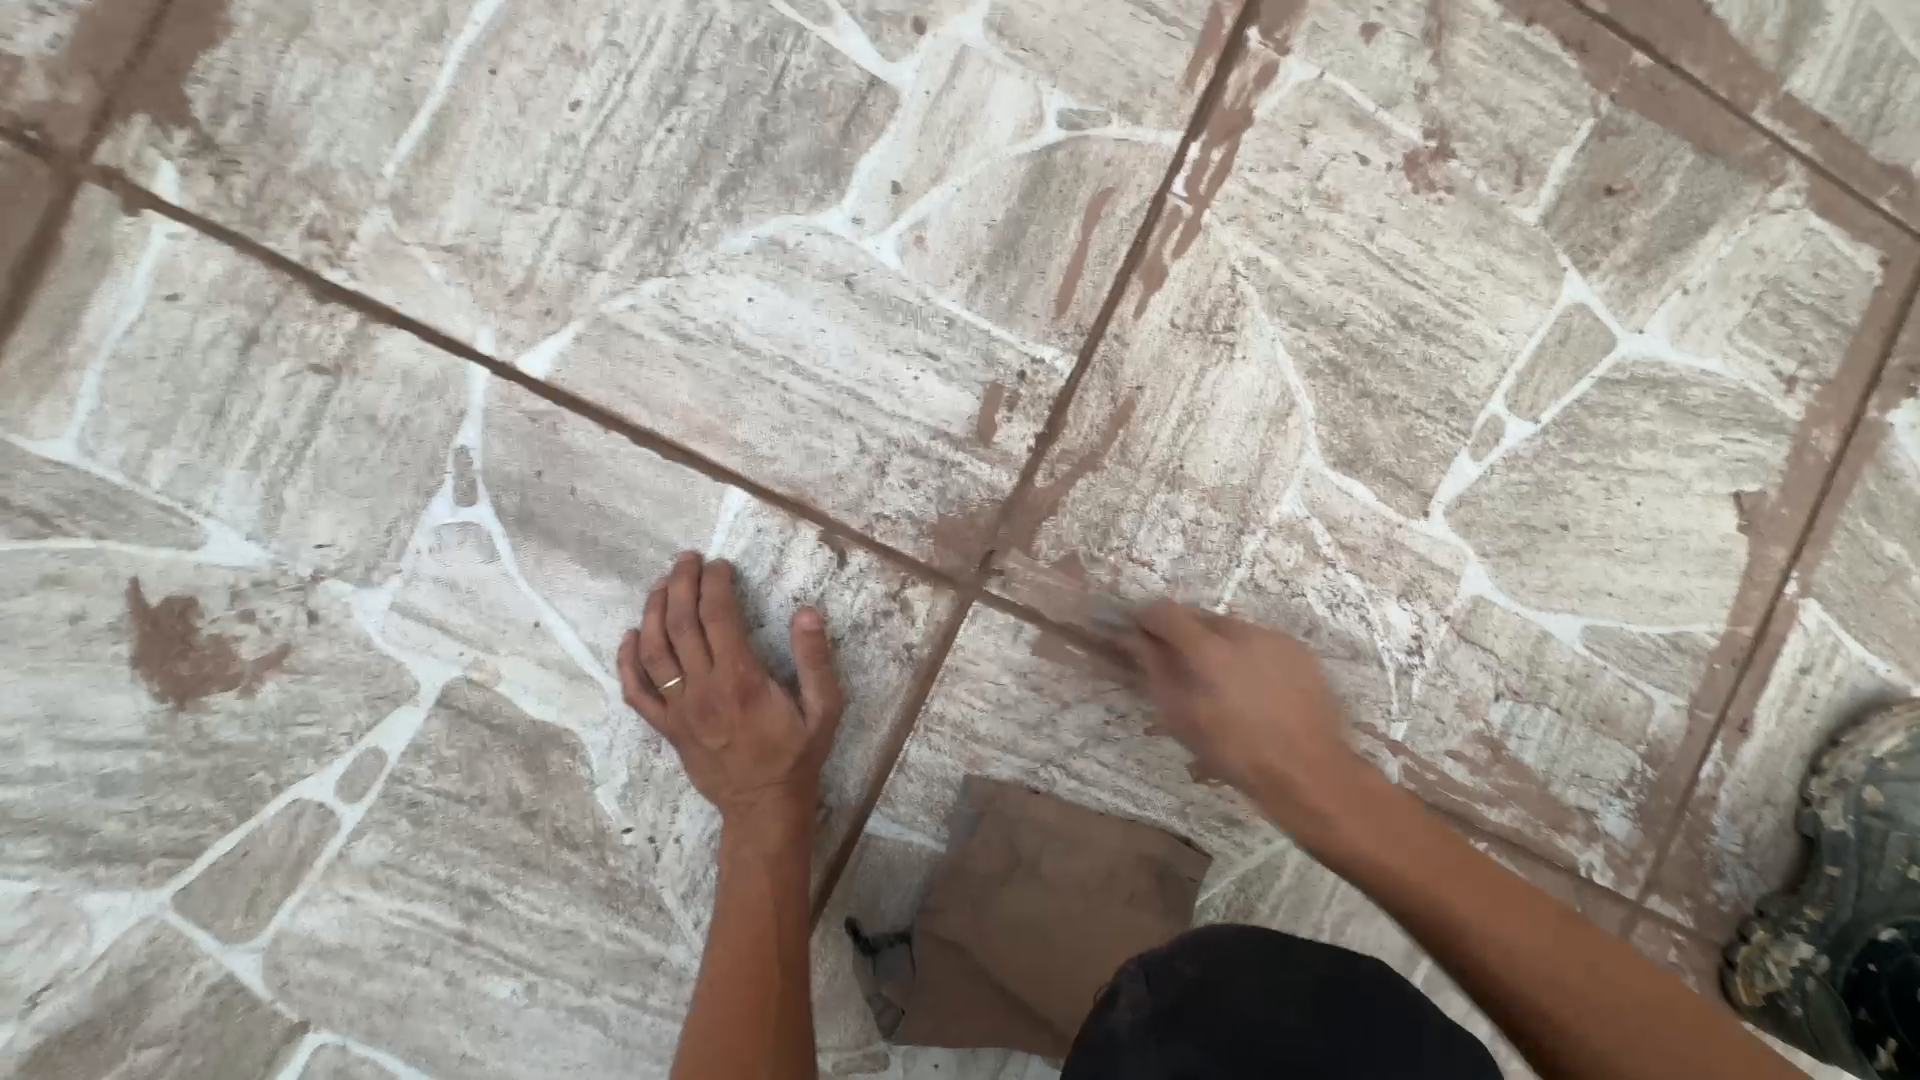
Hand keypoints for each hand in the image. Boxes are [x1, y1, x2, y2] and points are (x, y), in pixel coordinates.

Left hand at [617, 552, 844, 834]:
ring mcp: (679, 709)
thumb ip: (815, 659)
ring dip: (654, 611)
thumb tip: (806, 612)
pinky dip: (627, 661)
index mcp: (740, 678)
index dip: (715, 582)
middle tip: (687, 559)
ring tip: (663, 584)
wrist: (764, 806)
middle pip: (680, 623)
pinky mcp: (667, 727)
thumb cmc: (796, 754)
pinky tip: (630, 636)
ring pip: (652, 650)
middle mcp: (703, 688)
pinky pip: (636, 691)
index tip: (721, 564)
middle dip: (681, 583)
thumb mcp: (823, 708)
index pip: (718, 615)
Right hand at [1116, 601, 1386, 844]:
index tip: (1139, 633)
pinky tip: (1251, 687)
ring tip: (1218, 681)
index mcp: (1208, 648)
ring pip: (1232, 628)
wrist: (1308, 771)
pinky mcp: (1299, 650)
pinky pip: (1261, 642)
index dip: (1147, 619)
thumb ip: (1155, 670)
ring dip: (1216, 643)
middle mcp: (1242, 632)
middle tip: (1178, 663)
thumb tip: (1136, 641)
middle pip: (1200, 617)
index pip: (1165, 612)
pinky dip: (1246, 654)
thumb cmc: (1234, 751)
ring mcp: (1275, 638)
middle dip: (1183, 633)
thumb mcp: (1180, 717)